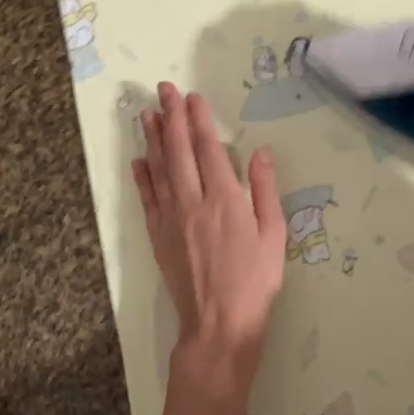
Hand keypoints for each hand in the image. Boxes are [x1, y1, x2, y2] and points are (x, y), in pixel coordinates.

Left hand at [133, 83, 286, 394]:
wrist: (219, 324)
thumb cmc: (256, 280)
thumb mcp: (274, 234)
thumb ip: (265, 190)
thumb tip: (260, 151)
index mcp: (225, 198)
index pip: (209, 148)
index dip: (199, 119)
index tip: (193, 96)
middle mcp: (193, 201)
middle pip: (178, 151)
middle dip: (171, 117)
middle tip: (164, 90)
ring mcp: (171, 219)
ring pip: (158, 170)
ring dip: (152, 139)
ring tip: (146, 114)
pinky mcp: (158, 237)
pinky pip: (148, 199)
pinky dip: (142, 177)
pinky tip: (138, 161)